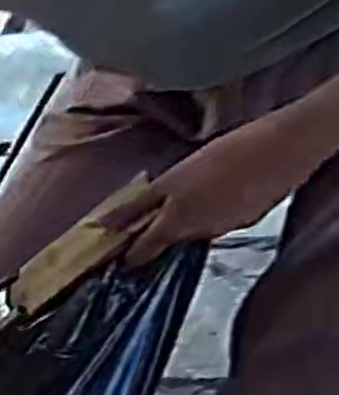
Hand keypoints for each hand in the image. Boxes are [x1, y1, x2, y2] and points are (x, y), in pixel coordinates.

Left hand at [105, 120, 304, 266]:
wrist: (294, 138)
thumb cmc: (223, 158)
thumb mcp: (166, 182)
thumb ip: (131, 209)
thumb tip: (99, 227)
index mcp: (173, 229)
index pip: (141, 255)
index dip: (126, 256)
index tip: (116, 252)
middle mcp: (201, 234)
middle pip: (168, 243)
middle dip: (157, 233)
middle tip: (152, 214)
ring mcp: (231, 225)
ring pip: (196, 231)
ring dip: (186, 221)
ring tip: (188, 197)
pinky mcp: (256, 214)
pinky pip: (222, 220)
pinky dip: (213, 212)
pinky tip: (217, 192)